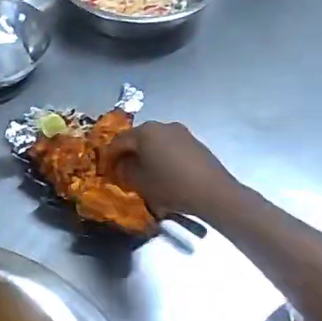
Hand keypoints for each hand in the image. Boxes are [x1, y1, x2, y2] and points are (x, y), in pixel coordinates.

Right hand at [104, 121, 253, 218]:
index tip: (106, 171)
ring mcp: (181, 132)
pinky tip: (163, 171)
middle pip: (137, 138)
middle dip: (128, 153)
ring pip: (154, 141)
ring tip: (143, 171)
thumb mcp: (139, 182)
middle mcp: (161, 126)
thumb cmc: (172, 186)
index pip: (118, 142)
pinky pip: (170, 146)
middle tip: (122, 170)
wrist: (216, 194)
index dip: (109, 157)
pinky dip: (162, 156)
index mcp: (144, 132)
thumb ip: (124, 170)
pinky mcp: (195, 143)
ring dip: (146, 154)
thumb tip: (122, 165)